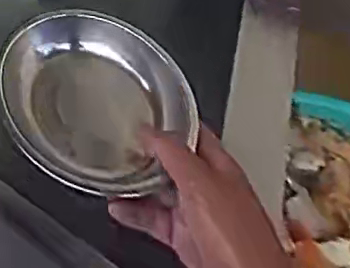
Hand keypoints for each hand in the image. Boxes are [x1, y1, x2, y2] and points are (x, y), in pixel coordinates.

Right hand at [109, 129, 288, 267]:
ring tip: (111, 173)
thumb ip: (173, 152)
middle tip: (119, 142)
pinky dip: (135, 213)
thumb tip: (147, 129)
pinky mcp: (186, 239)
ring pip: (160, 191)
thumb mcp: (200, 182)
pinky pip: (155, 220)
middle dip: (146, 152)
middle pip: (172, 161)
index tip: (142, 111)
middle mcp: (208, 188)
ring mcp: (197, 215)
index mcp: (219, 166)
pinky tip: (117, 208)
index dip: (168, 119)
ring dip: (136, 183)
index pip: (191, 132)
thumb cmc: (237, 237)